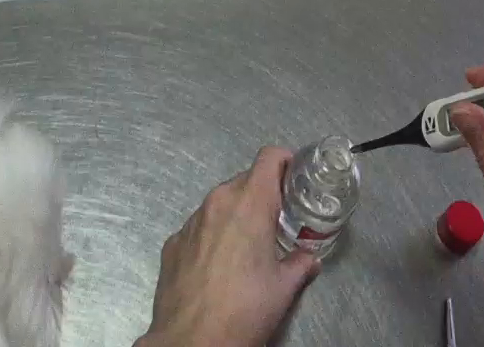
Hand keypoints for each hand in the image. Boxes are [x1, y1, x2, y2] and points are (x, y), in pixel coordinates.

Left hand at [137, 147, 321, 346]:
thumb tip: (310, 258)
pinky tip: (217, 266)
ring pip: (220, 203)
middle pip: (246, 180)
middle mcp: (218, 200)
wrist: (189, 344)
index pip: (269, 156)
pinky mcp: (172, 242)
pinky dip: (212, 236)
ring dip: (236, 215)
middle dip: (263, 195)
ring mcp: (191, 220)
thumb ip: (301, 264)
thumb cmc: (244, 310)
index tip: (295, 180)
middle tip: (277, 221)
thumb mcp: (283, 289)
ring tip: (246, 247)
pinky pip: (199, 227)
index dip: (285, 162)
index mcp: (249, 201)